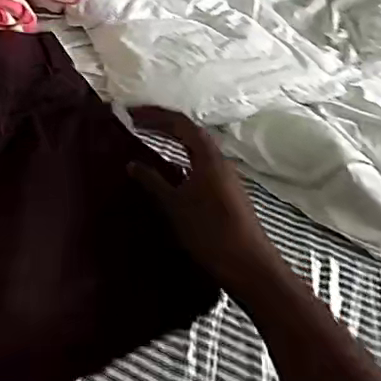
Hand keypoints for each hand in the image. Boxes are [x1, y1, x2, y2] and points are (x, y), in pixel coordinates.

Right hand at [127, 106, 287, 298]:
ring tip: (148, 138)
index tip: (130, 114)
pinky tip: (169, 168)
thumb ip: (152, 181)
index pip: (179, 122)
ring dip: (172, 139)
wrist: (250, 267)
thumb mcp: (174, 205)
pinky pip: (200, 161)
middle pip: (189, 131)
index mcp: (208, 155)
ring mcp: (226, 175)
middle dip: (162, 123)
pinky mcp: (227, 191)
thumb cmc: (210, 231)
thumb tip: (132, 163)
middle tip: (136, 121)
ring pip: (196, 147)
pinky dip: (181, 156)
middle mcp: (219, 159)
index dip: (153, 115)